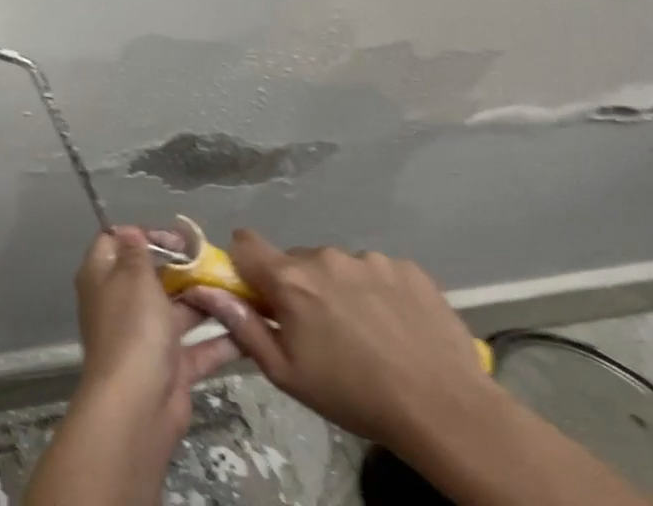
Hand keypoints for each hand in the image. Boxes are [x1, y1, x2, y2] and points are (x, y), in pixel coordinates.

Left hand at [24, 226, 243, 505]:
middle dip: (185, 267)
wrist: (138, 403)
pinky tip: (256, 328)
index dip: (143, 234)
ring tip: (246, 288)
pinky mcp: (172, 366)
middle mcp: (122, 303)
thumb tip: (126, 230)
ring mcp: (147, 336)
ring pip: (180, 311)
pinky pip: (200, 346)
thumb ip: (135, 253)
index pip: (114, 242)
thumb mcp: (134, 278)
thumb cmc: (132, 329)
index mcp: (102, 277)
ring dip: (210, 300)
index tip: (178, 236)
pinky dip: (225, 339)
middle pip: (152, 276)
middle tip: (221, 261)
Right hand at [180, 229, 495, 447]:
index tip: (255, 290)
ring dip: (337, 287)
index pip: (244, 242)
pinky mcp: (409, 269)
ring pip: (336, 266)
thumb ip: (242, 325)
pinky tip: (393, 325)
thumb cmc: (353, 395)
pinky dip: (375, 290)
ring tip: (362, 329)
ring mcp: (370, 260)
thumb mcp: (285, 372)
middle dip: (296, 285)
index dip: (244, 263)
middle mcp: (325, 258)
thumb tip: (206, 291)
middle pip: (293, 260)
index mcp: (289, 280)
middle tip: (315, 326)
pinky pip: (376, 271)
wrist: (445, 410)